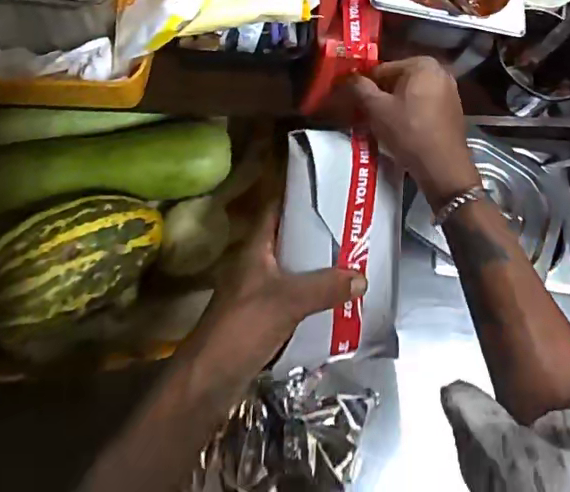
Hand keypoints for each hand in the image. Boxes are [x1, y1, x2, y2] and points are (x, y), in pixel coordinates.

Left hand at [187, 200, 363, 382]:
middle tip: (353, 224)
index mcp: (256, 249)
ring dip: (318, 266)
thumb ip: (325, 287)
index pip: (276, 209)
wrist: (206, 384)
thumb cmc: (241, 329)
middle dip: (319, 233)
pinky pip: (295, 298)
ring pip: (294, 270)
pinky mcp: (265, 320)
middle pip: (290, 239)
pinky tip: (337, 298)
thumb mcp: (287, 302)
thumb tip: (362, 276)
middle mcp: (257, 265)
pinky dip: (314, 296)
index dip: (298, 195)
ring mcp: (260, 293)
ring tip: (352, 258)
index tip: (329, 186)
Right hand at [338, 57, 479, 205]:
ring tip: (381, 125)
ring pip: (411, 94)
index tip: (355, 103)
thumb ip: (359, 88)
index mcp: (422, 64)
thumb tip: (348, 78)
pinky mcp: (453, 108)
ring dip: (395, 105)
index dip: (365, 86)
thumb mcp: (377, 109)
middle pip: (398, 80)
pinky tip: (402, 130)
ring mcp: (449, 90)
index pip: (382, 70)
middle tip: (367, 115)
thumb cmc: (408, 131)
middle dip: (382, 95)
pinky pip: (424, 104)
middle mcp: (439, 71)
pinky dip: (411, 112)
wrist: (443, 166)